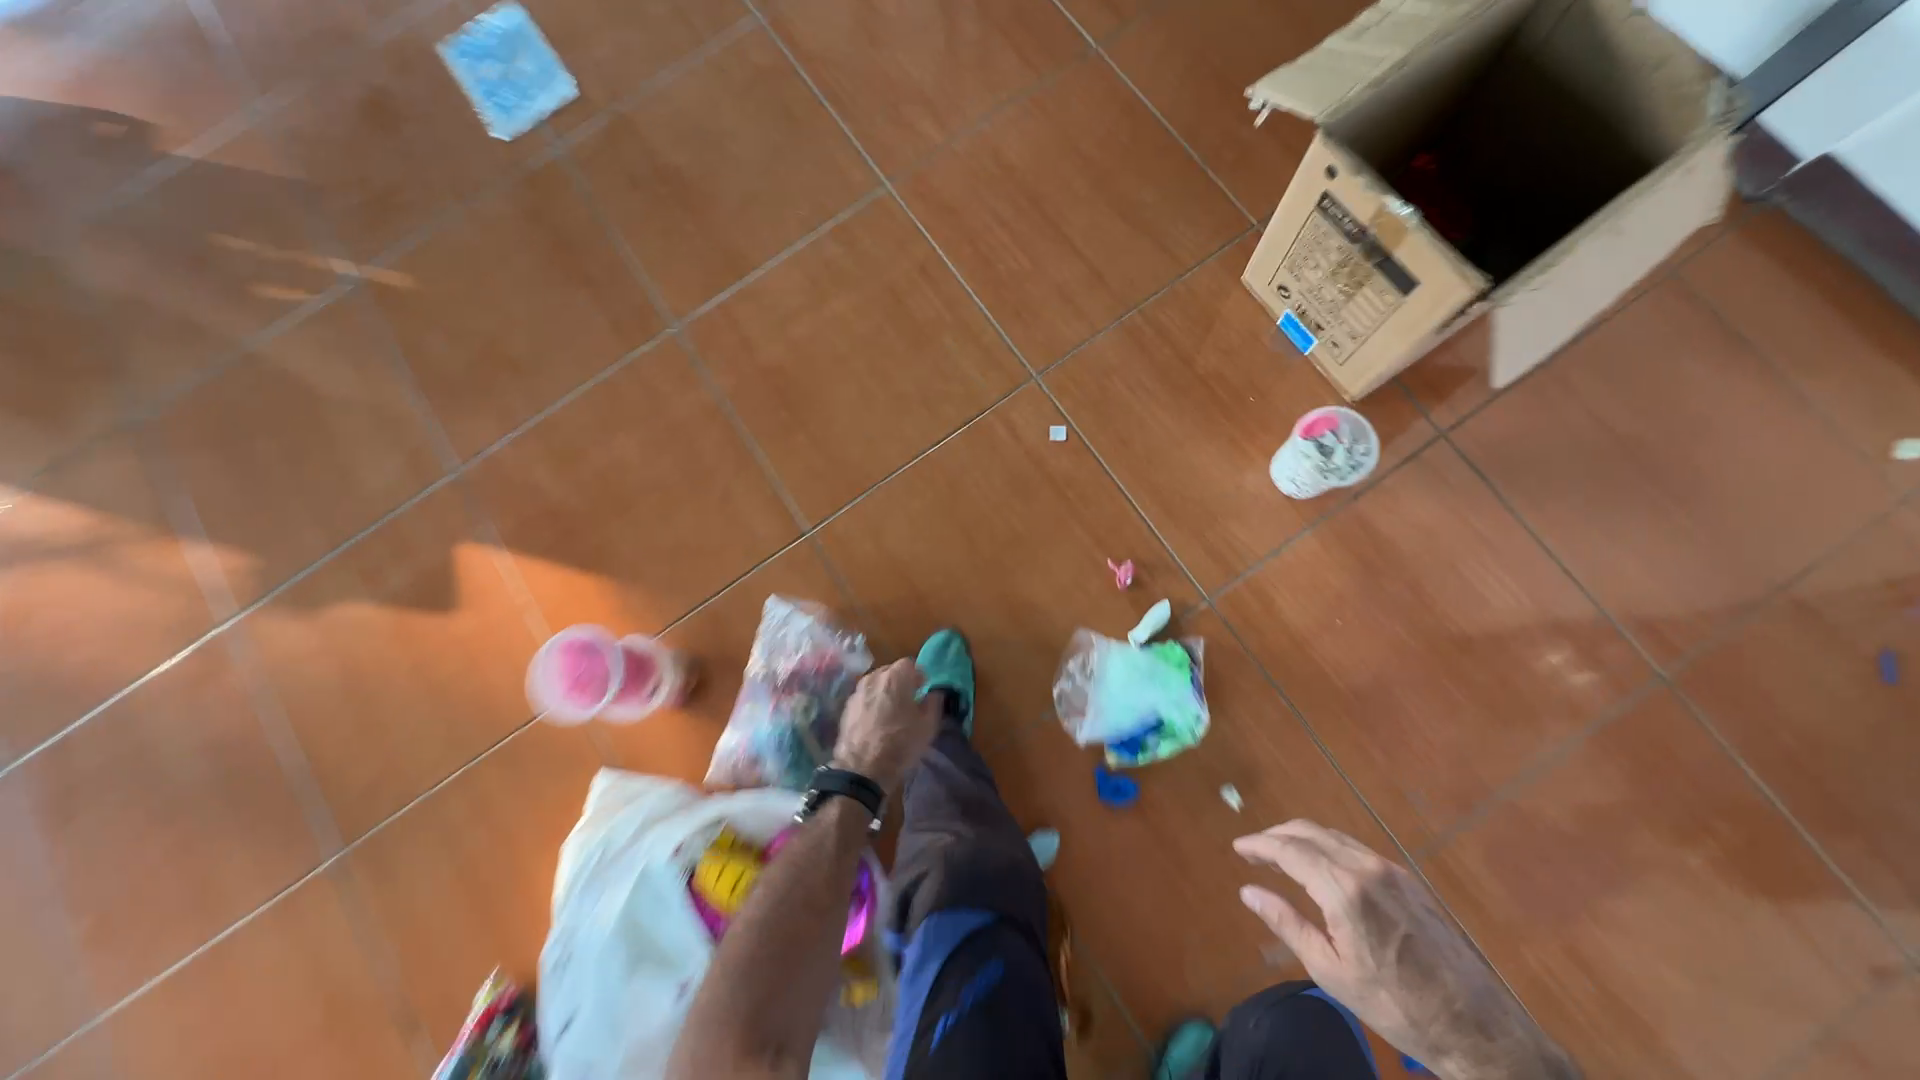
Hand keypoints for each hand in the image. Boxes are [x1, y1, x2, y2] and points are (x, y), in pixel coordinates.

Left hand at [831, 660, 935, 792]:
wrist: (862, 768)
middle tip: (908, 702)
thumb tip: (934, 692)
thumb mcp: (928, 725)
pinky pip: (864, 698)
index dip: (918, 677)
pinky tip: (876, 723)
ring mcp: (857, 692)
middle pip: (891, 672)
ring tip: (891, 714)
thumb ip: (934, 702)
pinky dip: (871, 704)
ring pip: (876, 685)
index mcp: (896, 676)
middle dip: (901, 682)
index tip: (922, 692)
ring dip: (885, 693)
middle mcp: (873, 678)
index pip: (910, 663)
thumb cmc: (901, 743)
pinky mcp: (846, 707)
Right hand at [1235, 821, 1578, 1079]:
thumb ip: (1287, 923)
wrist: (1473, 1023)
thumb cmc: (1394, 1004)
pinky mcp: (1409, 882)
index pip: (1290, 850)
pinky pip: (1357, 850)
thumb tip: (1249, 891)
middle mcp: (1367, 868)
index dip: (1260, 845)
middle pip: (1312, 833)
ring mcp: (1392, 872)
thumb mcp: (1330, 970)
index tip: (1238, 848)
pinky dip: (1329, 848)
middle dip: (1278, 835)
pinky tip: (1321, 868)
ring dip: (1303, 839)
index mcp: (1344, 890)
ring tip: (1281, 857)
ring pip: (1336, 838)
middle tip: (1254, 850)